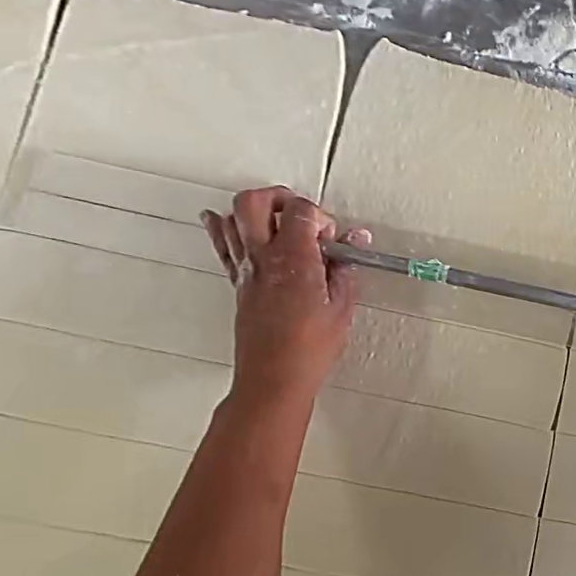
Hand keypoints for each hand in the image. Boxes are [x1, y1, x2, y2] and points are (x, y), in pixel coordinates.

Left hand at [201, 187, 366, 404]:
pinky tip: (224, 220)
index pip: (302, 211)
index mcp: (294, 261)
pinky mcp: (237, 282)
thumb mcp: (343, 306)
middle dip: (282, 197)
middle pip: (255, 201)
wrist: (274, 377)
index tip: (333, 238)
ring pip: (233, 216)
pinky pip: (222, 244)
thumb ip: (346, 268)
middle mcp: (263, 259)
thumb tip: (354, 243)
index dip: (322, 217)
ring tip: (279, 219)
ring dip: (258, 211)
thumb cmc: (310, 347)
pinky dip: (222, 226)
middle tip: (304, 213)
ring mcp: (245, 269)